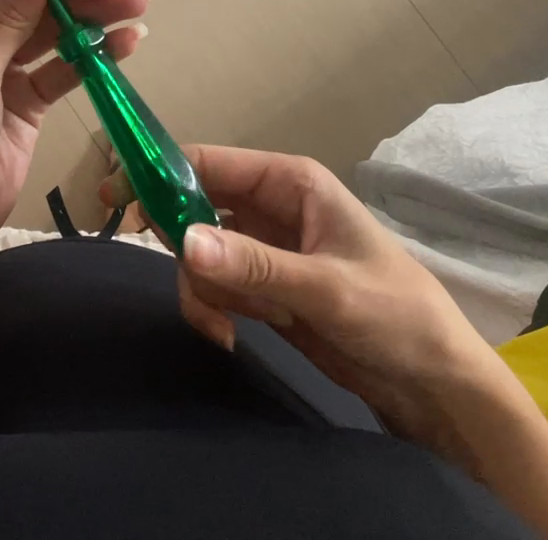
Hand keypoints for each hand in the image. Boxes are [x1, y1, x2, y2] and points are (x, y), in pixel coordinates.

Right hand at [109, 145, 506, 434]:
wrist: (432, 384)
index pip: (206, 162)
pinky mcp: (257, 285)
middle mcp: (268, 206)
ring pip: (195, 252)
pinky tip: (234, 335)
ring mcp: (260, 247)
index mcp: (289, 182)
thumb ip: (254, 265)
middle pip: (190, 206)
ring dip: (199, 289)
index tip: (115, 199)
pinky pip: (210, 285)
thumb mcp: (327, 289)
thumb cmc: (396, 316)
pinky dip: (210, 309)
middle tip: (180, 276)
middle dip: (179, 245)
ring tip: (224, 326)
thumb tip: (182, 241)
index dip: (158, 173)